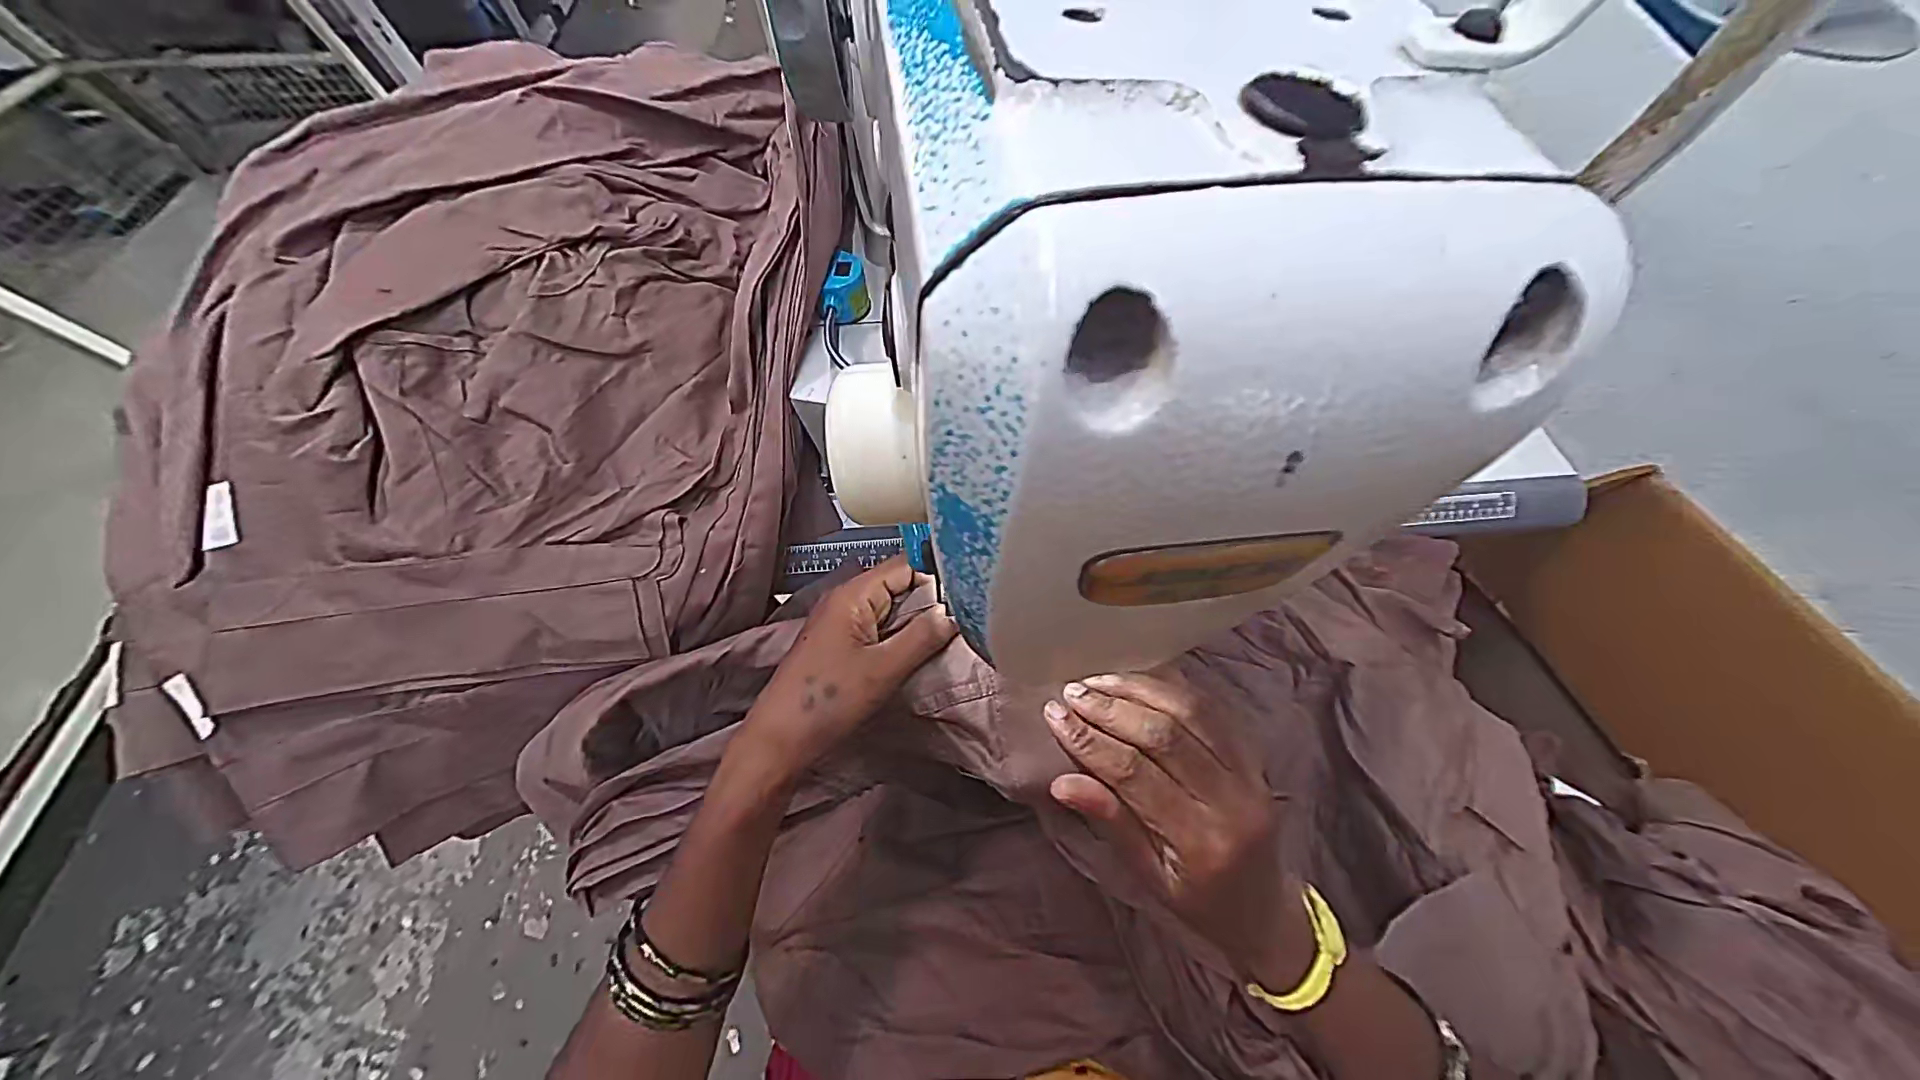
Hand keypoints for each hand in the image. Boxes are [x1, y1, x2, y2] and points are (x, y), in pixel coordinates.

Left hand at [739, 555, 957, 776]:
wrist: (779, 740)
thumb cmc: (828, 700)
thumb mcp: (883, 668)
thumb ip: (923, 636)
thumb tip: (954, 611)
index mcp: (853, 594)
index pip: (905, 565)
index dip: (937, 575)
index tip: (968, 595)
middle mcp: (846, 599)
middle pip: (900, 585)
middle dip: (931, 600)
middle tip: (965, 619)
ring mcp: (842, 622)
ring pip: (893, 610)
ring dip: (918, 622)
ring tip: (949, 636)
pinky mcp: (841, 644)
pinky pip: (881, 629)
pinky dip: (901, 637)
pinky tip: (919, 653)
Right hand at [1045, 672, 1311, 983]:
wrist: (1266, 912)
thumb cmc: (1197, 902)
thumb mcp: (1147, 876)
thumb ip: (1110, 822)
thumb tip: (1061, 782)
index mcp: (1199, 841)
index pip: (1135, 774)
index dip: (1090, 740)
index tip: (1055, 716)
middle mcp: (1231, 802)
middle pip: (1163, 736)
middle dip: (1110, 709)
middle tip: (1072, 694)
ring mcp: (1250, 775)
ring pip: (1190, 712)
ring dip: (1139, 690)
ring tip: (1098, 682)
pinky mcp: (1255, 758)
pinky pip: (1212, 710)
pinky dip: (1171, 690)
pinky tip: (1138, 682)